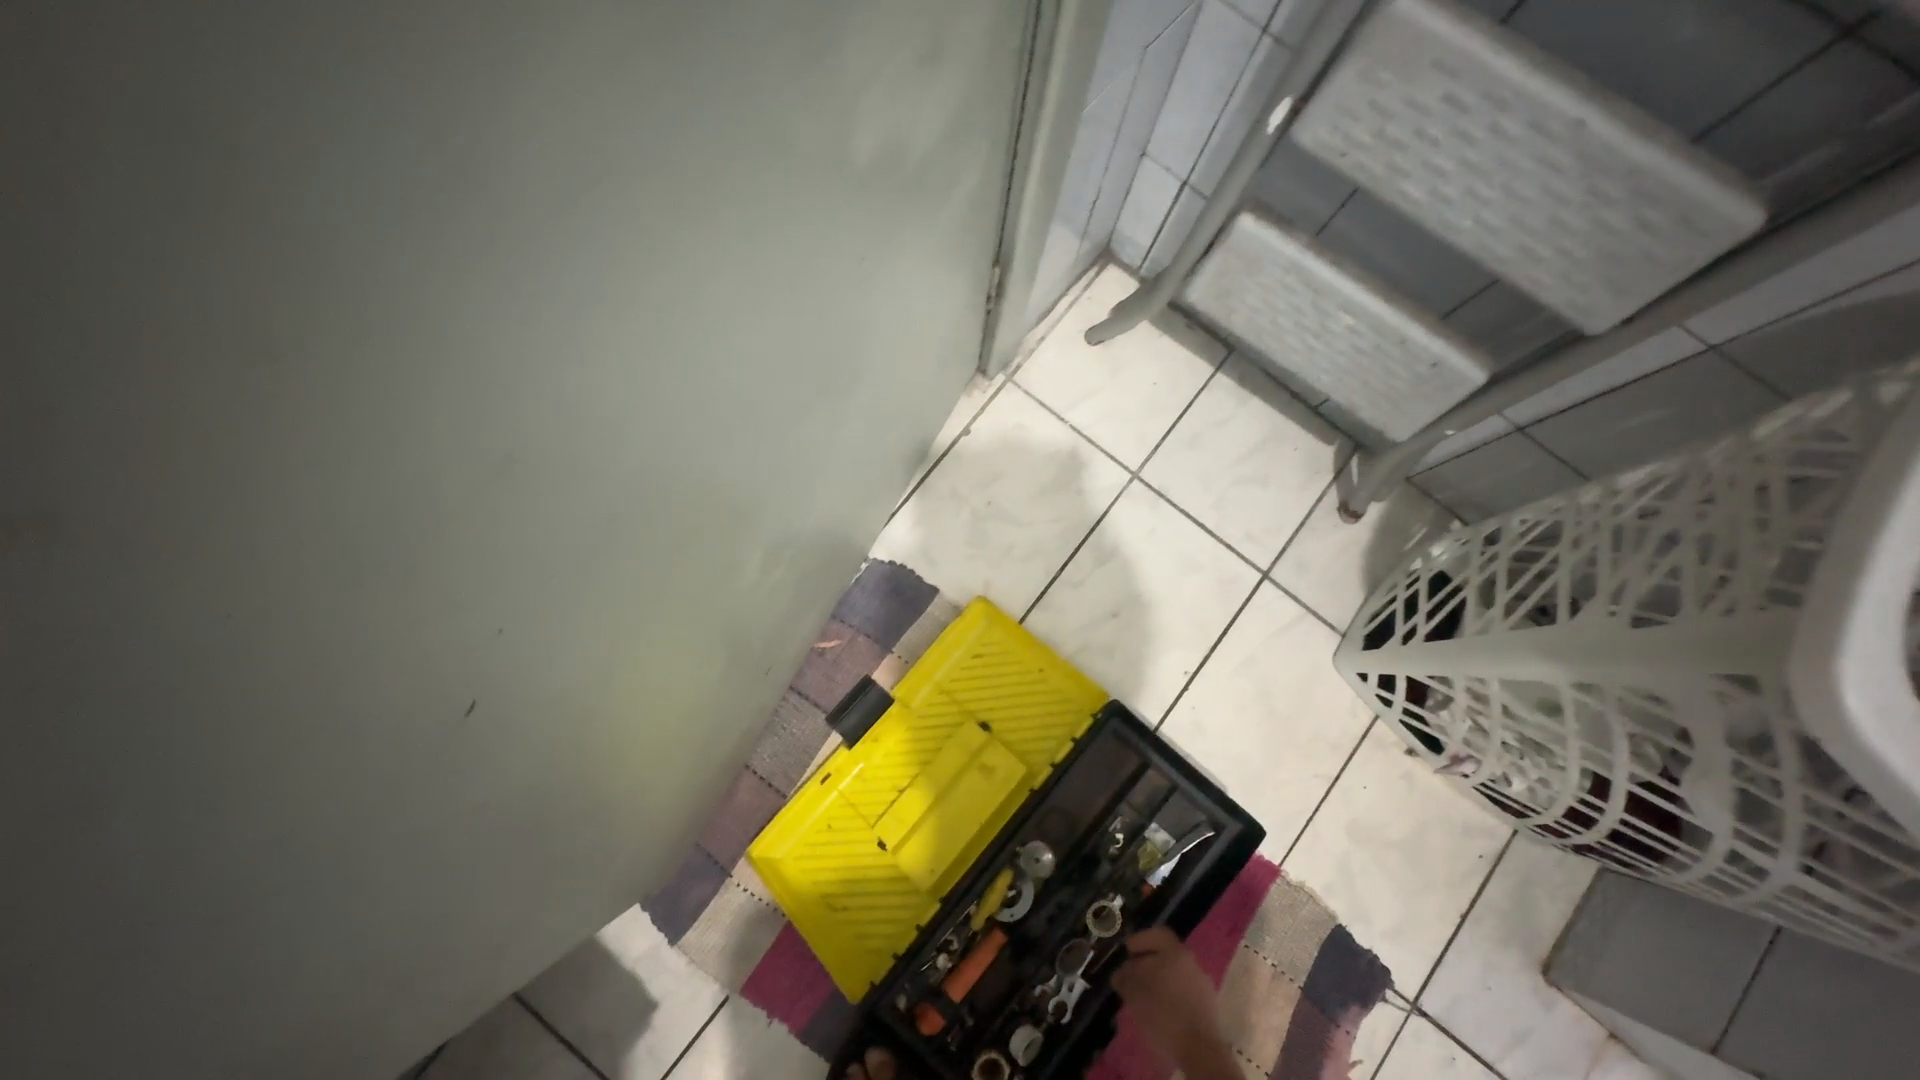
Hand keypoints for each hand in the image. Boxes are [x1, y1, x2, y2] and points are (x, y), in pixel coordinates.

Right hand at [1112, 927, 1236, 1078]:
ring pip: (1175, 975)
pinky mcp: (1206, 1007)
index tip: (1127, 951)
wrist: (1199, 1049)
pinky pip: (1183, 992)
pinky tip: (1158, 1010)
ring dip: (1158, 981)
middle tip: (1131, 975)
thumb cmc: (1162, 1013)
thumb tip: (1122, 972)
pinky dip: (1169, 995)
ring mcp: (1201, 985)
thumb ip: (1125, 976)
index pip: (1158, 934)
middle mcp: (1192, 963)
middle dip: (1147, 963)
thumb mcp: (1134, 993)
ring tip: (1141, 997)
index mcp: (1176, 953)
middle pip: (1167, 955)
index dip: (1141, 939)